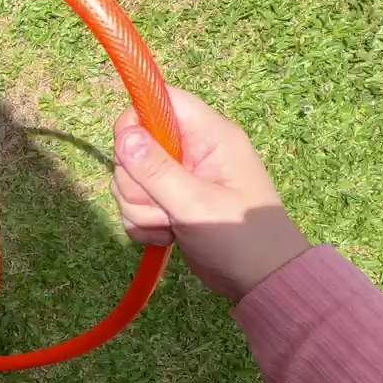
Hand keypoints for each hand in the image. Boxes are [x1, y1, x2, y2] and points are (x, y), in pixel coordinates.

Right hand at [111, 85, 311, 299]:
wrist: (259, 280)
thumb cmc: (240, 237)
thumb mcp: (195, 204)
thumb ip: (156, 170)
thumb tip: (124, 134)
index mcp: (209, 138)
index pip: (162, 103)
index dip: (136, 121)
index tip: (128, 154)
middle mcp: (191, 152)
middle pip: (135, 148)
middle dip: (136, 183)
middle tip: (162, 206)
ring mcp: (178, 179)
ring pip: (130, 181)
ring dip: (139, 209)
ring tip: (168, 226)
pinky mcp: (167, 203)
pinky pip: (134, 205)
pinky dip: (142, 224)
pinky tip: (166, 237)